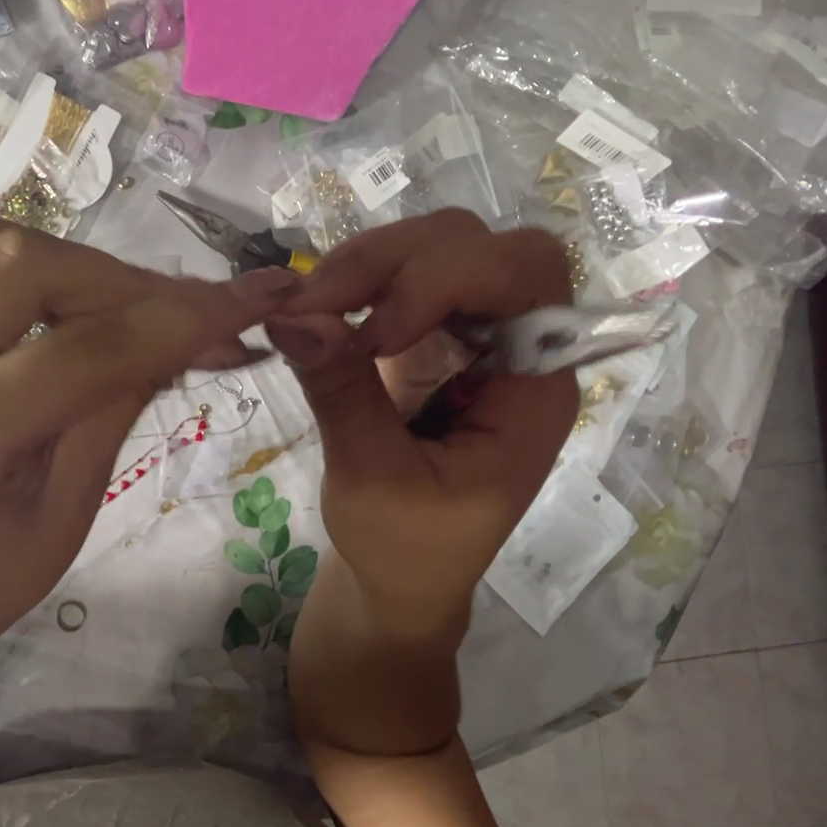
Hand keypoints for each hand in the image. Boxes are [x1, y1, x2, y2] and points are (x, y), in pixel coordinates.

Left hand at [0, 208, 294, 668]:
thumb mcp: (75, 504)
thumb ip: (123, 399)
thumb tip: (197, 322)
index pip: (82, 350)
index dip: (178, 318)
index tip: (253, 299)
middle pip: (25, 267)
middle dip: (123, 283)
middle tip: (181, 315)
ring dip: (69, 260)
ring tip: (120, 308)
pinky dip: (18, 254)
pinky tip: (59, 294)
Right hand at [270, 209, 579, 624]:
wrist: (401, 580)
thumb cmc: (406, 549)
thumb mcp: (372, 479)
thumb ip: (342, 393)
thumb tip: (292, 313)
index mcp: (533, 388)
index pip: (524, 278)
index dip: (450, 277)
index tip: (377, 332)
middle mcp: (514, 348)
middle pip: (483, 246)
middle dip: (398, 259)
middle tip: (317, 300)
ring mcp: (471, 341)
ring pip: (439, 251)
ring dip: (370, 264)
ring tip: (307, 305)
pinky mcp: (429, 344)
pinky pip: (403, 283)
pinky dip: (359, 284)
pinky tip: (319, 309)